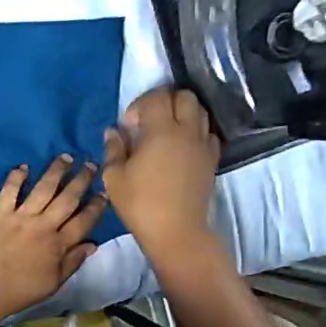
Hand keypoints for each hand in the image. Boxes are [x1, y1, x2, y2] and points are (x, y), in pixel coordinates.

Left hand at [0, 155, 105, 319]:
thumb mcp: (53, 283)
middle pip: (67, 198)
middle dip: (81, 180)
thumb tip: (92, 244)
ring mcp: (20, 217)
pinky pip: (9, 191)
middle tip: (91, 164)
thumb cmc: (20, 291)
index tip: (105, 191)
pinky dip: (16, 177)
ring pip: (43, 188)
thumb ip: (73, 262)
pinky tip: (23, 167)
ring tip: (65, 157)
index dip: (96, 205)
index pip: (84, 220)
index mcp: (59, 244)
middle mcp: (43, 225)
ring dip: (56, 171)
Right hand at [101, 86, 220, 255]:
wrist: (175, 230)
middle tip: (148, 119)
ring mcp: (203, 145)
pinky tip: (181, 147)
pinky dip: (196, 131)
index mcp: (162, 132)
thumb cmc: (140, 204)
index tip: (129, 124)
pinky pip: (208, 133)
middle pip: (185, 96)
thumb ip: (114, 149)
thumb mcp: (114, 177)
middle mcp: (187, 131)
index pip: (157, 98)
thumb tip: (114, 132)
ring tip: (165, 131)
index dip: (140, 104)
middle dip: (165, 100)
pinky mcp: (212, 159)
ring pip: (200, 111)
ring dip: (182, 113)